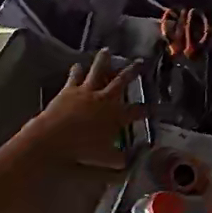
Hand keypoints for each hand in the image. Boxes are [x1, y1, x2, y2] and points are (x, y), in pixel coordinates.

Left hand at [23, 49, 138, 170]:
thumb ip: (120, 160)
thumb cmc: (82, 151)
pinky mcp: (69, 89)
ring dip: (104, 60)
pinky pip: (75, 76)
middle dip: (133, 71)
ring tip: (107, 51)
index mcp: (117, 116)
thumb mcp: (106, 159)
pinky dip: (77, 70)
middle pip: (122, 81)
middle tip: (140, 62)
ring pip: (98, 71)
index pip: (138, 111)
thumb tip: (130, 161)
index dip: (149, 109)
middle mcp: (105, 99)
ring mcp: (87, 91)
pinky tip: (77, 65)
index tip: (157, 106)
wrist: (54, 138)